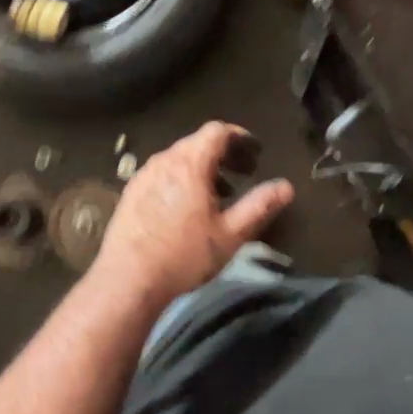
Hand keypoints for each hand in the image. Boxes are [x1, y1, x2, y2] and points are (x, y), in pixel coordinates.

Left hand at [92, 122, 294, 307]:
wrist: (126, 282)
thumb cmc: (183, 256)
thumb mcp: (230, 235)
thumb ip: (259, 206)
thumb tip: (286, 187)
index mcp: (190, 164)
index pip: (217, 131)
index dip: (239, 136)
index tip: (254, 152)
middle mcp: (164, 161)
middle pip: (197, 143)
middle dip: (223, 153)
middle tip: (242, 173)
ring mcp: (143, 176)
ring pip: (178, 158)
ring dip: (201, 167)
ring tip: (217, 194)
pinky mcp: (130, 193)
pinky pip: (161, 174)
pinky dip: (180, 179)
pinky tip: (185, 208)